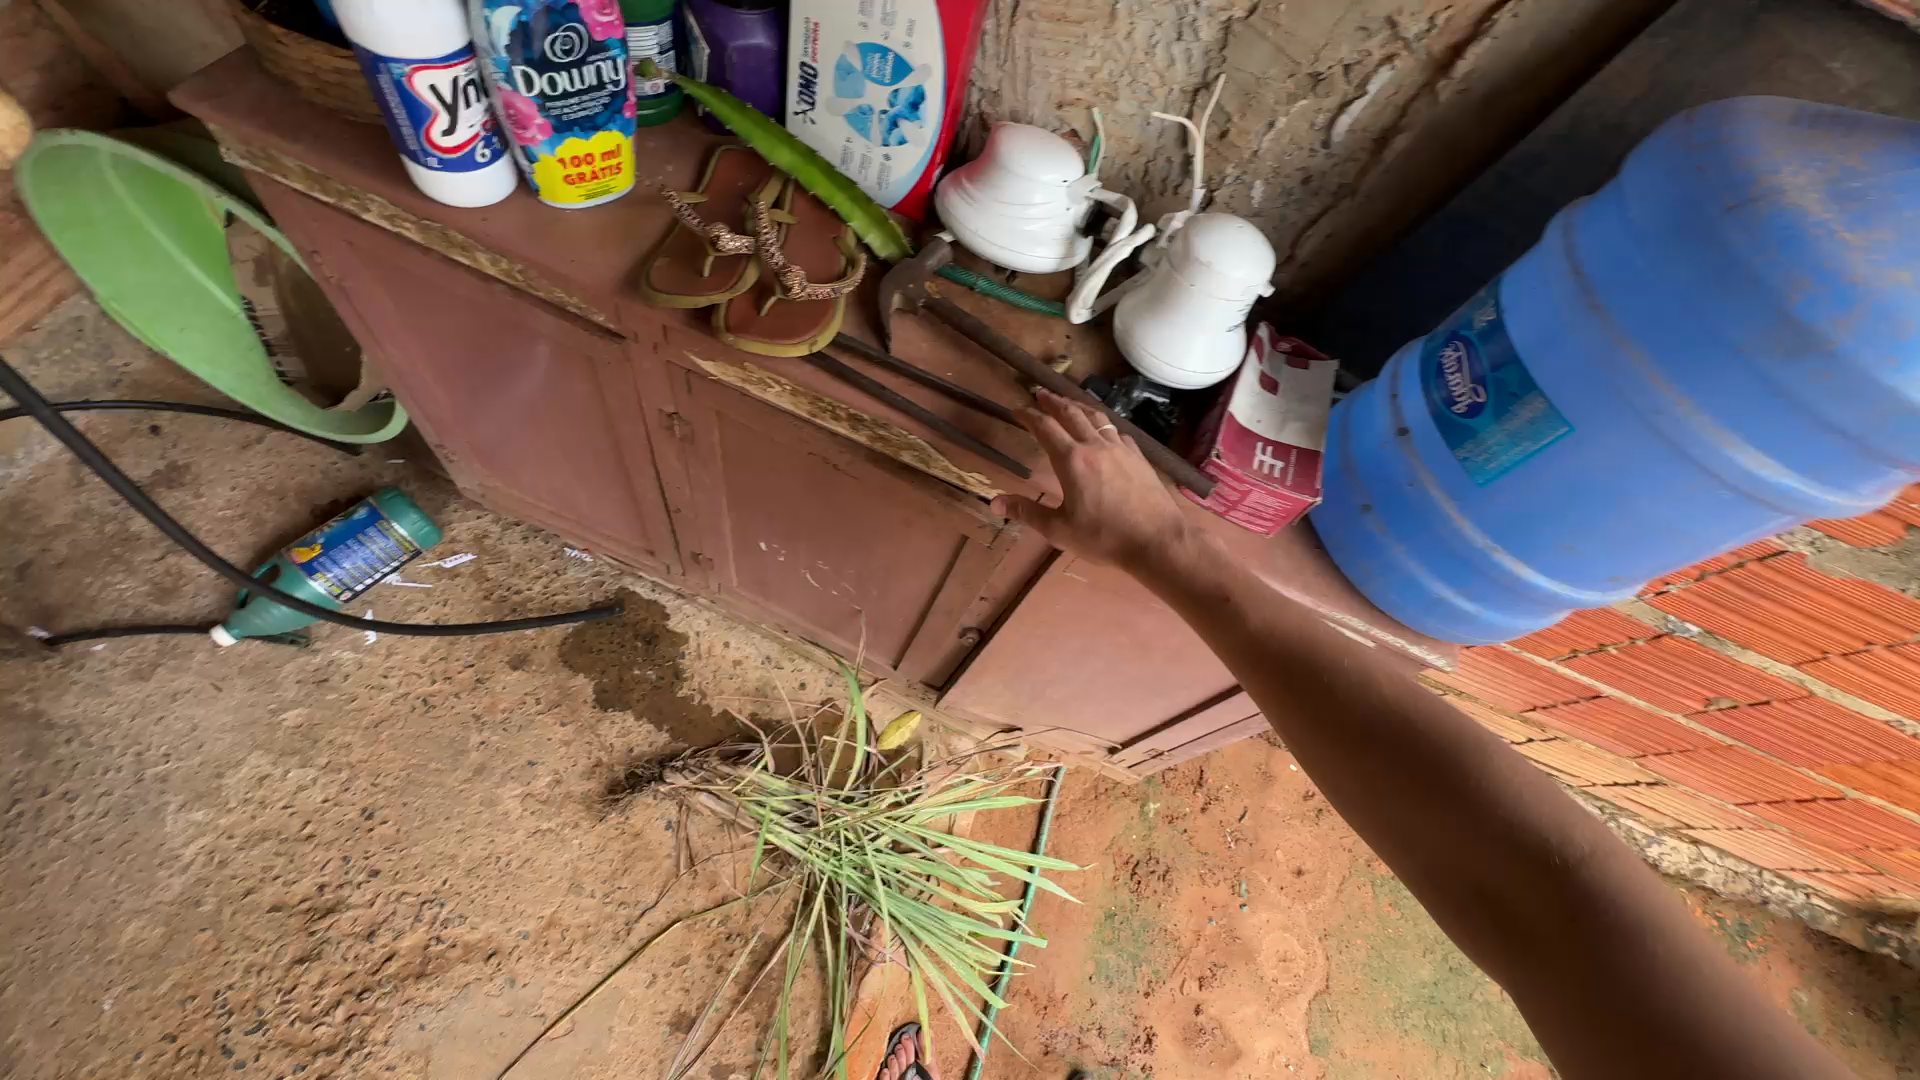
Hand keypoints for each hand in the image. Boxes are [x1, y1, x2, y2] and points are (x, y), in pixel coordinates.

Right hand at [991, 389, 1193, 569]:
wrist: (1157, 540)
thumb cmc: (1104, 538)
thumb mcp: (1059, 530)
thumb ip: (1027, 512)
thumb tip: (995, 502)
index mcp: (1072, 460)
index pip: (1045, 428)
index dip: (1029, 415)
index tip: (1017, 409)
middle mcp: (1095, 446)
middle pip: (1071, 413)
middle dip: (1053, 401)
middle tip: (1041, 393)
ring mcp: (1121, 449)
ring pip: (1097, 417)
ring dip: (1079, 406)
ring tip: (1069, 402)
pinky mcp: (1139, 457)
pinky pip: (1117, 432)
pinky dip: (1104, 425)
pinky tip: (1105, 431)